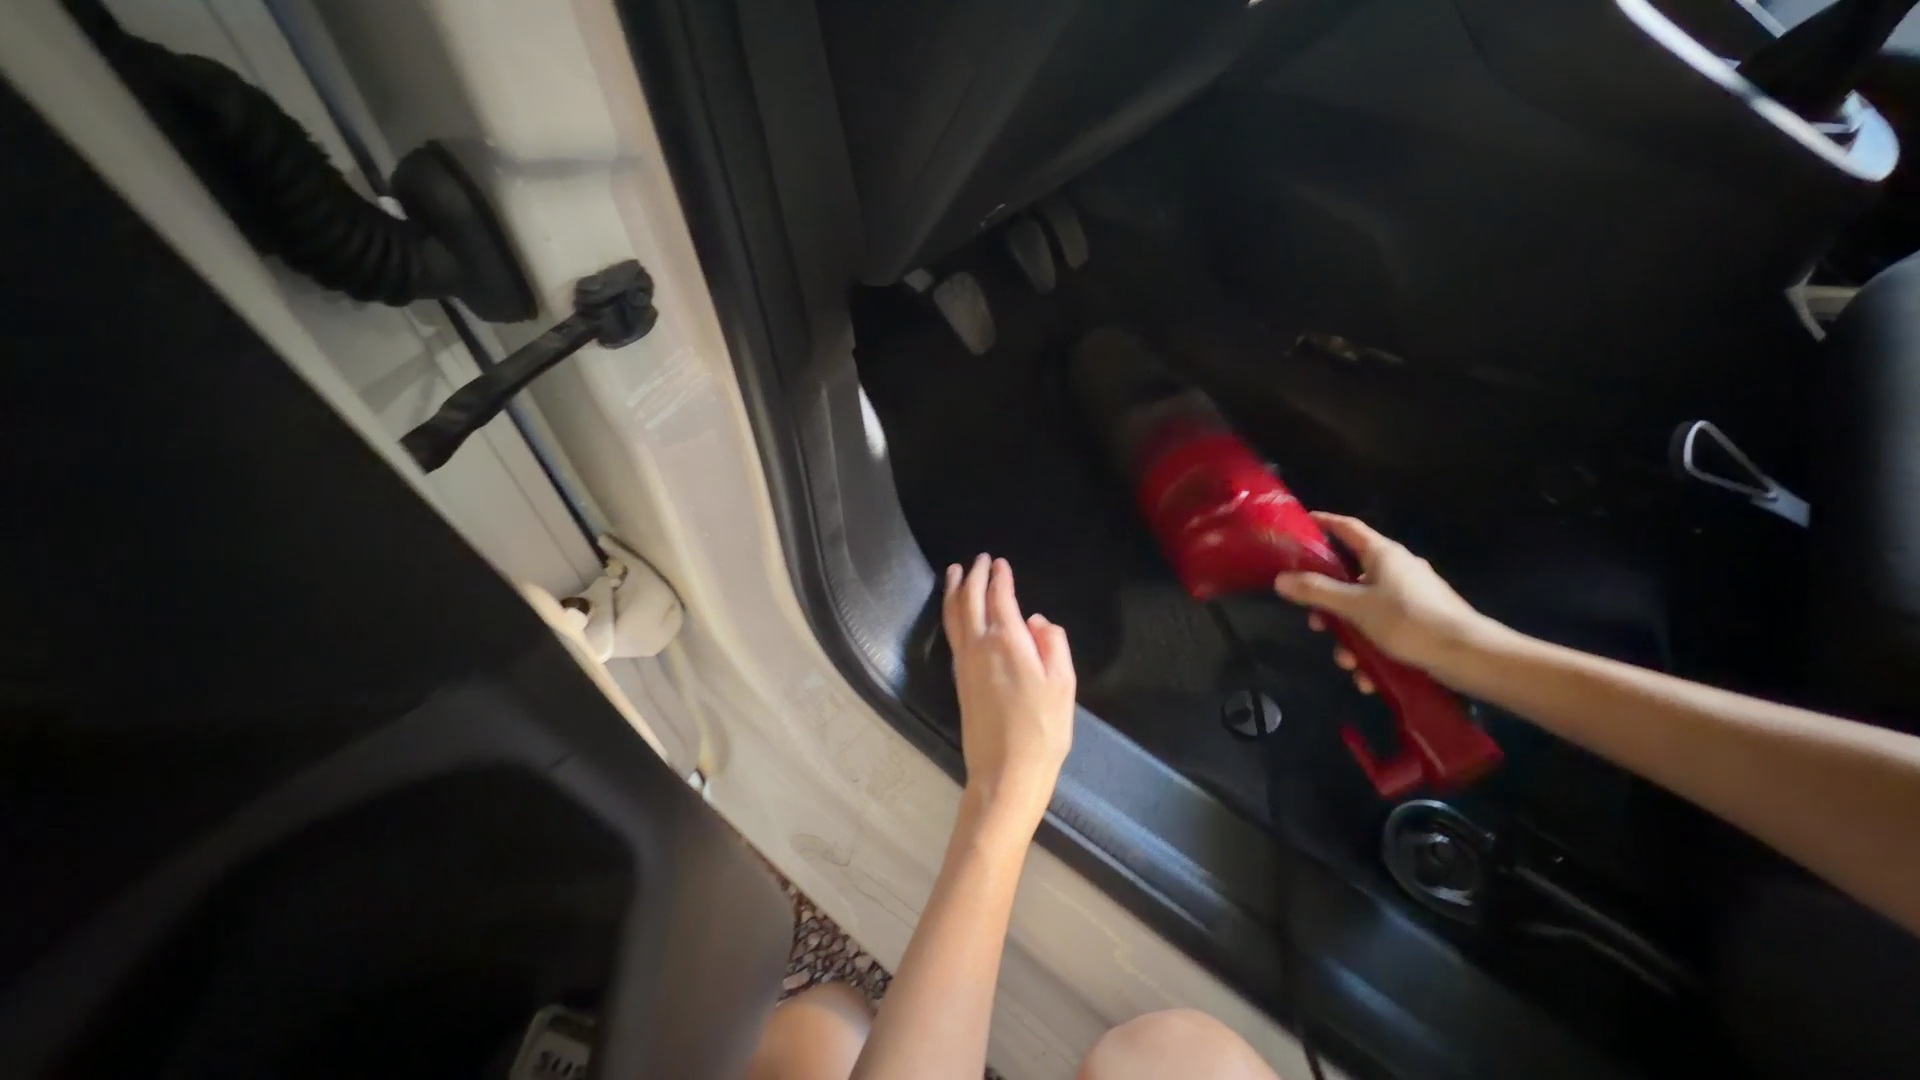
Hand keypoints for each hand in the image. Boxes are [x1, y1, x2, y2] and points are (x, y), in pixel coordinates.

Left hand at [943, 555, 1075, 832]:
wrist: (1006, 773)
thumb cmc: (1042, 729)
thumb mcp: (1063, 684)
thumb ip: (1052, 644)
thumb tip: (1036, 620)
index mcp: (1006, 641)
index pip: (999, 597)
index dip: (999, 577)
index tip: (999, 563)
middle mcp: (978, 646)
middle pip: (969, 601)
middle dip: (972, 577)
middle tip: (977, 560)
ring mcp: (964, 664)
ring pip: (953, 617)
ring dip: (954, 592)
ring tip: (954, 574)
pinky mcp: (959, 682)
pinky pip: (952, 635)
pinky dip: (952, 614)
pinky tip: (956, 614)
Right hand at [1273, 513, 1498, 688]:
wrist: (1468, 656)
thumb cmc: (1408, 620)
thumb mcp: (1355, 607)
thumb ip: (1316, 592)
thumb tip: (1280, 579)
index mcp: (1384, 555)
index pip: (1348, 528)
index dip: (1325, 523)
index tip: (1302, 523)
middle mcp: (1398, 570)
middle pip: (1351, 578)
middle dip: (1330, 605)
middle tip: (1317, 624)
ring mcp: (1412, 596)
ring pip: (1366, 611)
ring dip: (1351, 638)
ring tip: (1349, 664)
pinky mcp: (1422, 622)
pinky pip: (1385, 630)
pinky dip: (1373, 652)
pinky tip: (1368, 677)